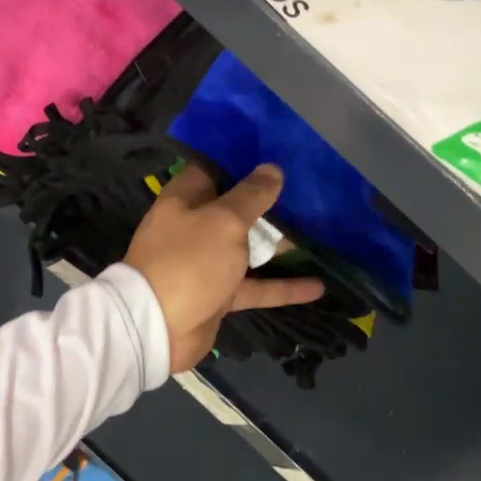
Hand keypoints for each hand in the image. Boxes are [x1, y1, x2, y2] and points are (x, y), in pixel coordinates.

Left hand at [123, 163, 324, 372]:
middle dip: (270, 202)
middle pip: (235, 208)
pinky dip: (283, 286)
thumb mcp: (223, 222)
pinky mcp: (219, 293)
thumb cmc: (188, 261)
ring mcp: (207, 261)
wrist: (158, 327)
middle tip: (312, 192)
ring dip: (279, 243)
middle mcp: (194, 226)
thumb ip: (250, 196)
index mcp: (185, 199)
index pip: (214, 169)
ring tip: (323, 233)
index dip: (243, 161)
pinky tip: (319, 286)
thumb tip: (271, 168)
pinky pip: (256, 285)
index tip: (279, 153)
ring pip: (248, 247)